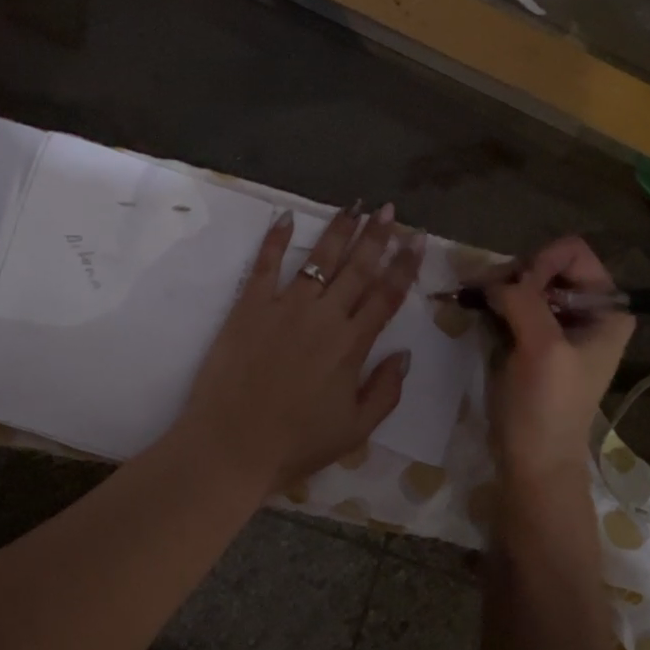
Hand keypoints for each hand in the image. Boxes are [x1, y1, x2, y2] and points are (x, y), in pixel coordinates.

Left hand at [171, 203, 423, 493]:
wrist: (232, 443)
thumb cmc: (296, 443)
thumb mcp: (355, 429)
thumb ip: (385, 390)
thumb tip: (405, 354)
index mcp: (352, 345)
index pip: (386, 296)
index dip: (404, 265)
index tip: (417, 238)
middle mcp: (322, 316)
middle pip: (357, 268)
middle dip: (376, 236)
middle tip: (388, 209)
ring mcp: (284, 306)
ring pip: (318, 259)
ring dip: (338, 230)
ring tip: (353, 206)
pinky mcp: (249, 305)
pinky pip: (265, 263)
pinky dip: (276, 238)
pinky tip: (286, 217)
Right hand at [483, 237, 634, 480]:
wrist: (533, 457)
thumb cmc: (548, 406)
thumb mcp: (544, 348)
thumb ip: (525, 302)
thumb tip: (493, 282)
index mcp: (606, 309)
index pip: (573, 253)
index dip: (541, 262)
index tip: (516, 289)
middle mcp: (585, 310)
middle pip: (545, 263)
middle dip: (513, 273)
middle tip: (485, 294)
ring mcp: (556, 323)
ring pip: (523, 280)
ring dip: (496, 286)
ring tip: (473, 300)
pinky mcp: (529, 336)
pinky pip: (510, 301)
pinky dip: (490, 300)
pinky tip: (474, 307)